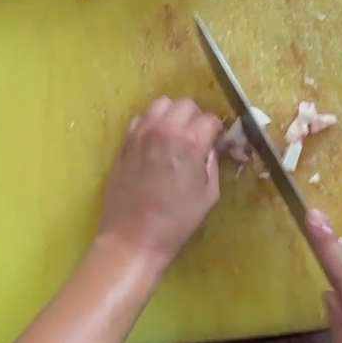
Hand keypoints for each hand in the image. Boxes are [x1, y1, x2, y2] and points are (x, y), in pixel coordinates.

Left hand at [99, 97, 225, 270]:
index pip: (210, 119)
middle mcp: (165, 130)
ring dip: (172, 116)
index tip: (215, 142)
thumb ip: (212, 162)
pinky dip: (151, 124)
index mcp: (190, 143)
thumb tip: (211, 146)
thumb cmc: (176, 222)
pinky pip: (141, 119)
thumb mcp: (208, 194)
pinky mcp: (125, 141)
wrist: (133, 238)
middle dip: (195, 118)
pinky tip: (154, 143)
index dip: (216, 131)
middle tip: (196, 138)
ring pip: (161, 104)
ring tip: (174, 136)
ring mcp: (142, 133)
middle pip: (186, 104)